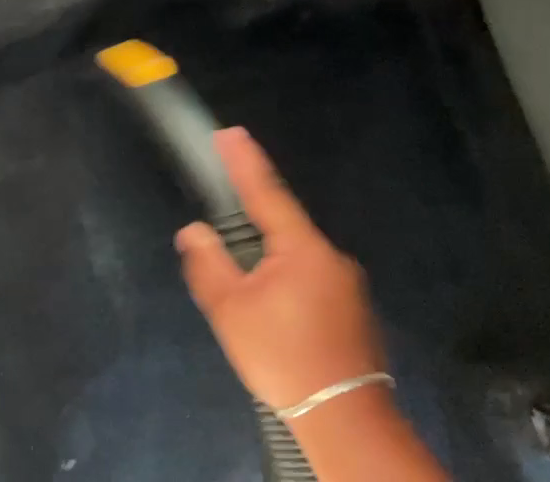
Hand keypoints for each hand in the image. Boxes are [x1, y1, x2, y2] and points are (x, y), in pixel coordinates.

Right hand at [176, 128, 384, 410]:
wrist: (344, 418)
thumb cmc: (282, 356)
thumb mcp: (230, 310)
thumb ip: (208, 263)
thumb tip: (194, 231)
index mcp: (300, 247)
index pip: (266, 192)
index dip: (244, 161)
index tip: (230, 132)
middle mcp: (330, 255)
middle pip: (281, 227)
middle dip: (252, 230)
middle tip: (227, 253)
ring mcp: (347, 284)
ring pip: (296, 258)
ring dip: (270, 266)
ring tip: (251, 303)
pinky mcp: (354, 310)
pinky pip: (311, 280)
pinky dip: (288, 286)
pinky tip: (277, 319)